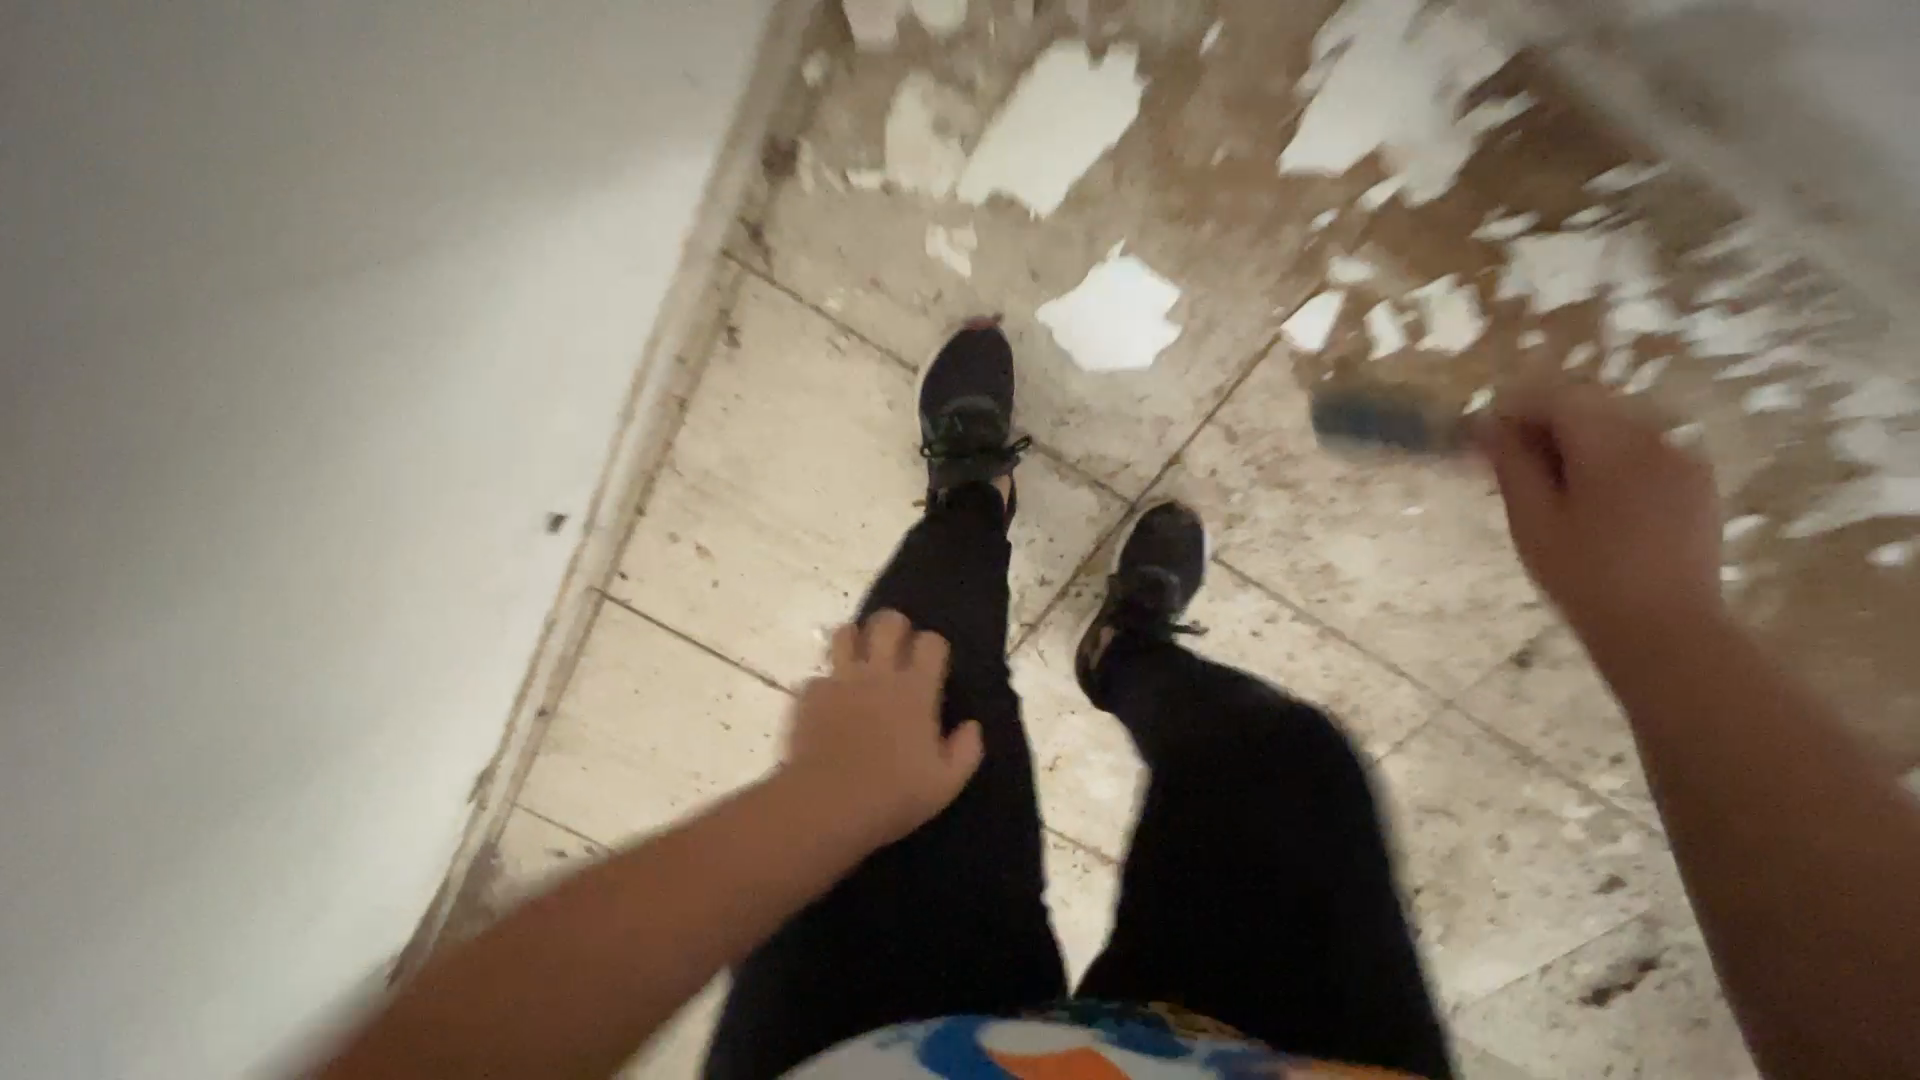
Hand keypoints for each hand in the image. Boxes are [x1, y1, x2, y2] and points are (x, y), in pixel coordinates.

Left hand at [778, 610, 982, 848]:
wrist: (826, 805)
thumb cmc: (893, 796)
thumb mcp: (946, 783)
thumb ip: (966, 750)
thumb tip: (971, 725)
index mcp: (916, 690)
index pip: (931, 642)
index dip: (934, 646)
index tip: (933, 664)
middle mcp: (878, 674)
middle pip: (888, 623)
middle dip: (895, 626)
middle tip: (896, 646)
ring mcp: (840, 681)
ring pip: (845, 634)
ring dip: (855, 639)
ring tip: (859, 658)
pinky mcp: (809, 696)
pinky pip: (818, 677)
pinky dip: (825, 686)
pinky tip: (829, 704)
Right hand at [1477, 383, 1724, 639]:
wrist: (1665, 629)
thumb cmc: (1584, 576)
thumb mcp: (1532, 520)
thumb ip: (1511, 463)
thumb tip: (1487, 424)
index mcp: (1611, 445)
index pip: (1559, 398)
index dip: (1516, 409)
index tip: (1484, 438)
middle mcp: (1655, 439)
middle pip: (1591, 408)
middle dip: (1546, 425)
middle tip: (1508, 464)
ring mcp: (1683, 461)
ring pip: (1617, 429)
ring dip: (1576, 443)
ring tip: (1547, 486)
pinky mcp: (1696, 485)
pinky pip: (1643, 452)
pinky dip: (1608, 461)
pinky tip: (1590, 501)